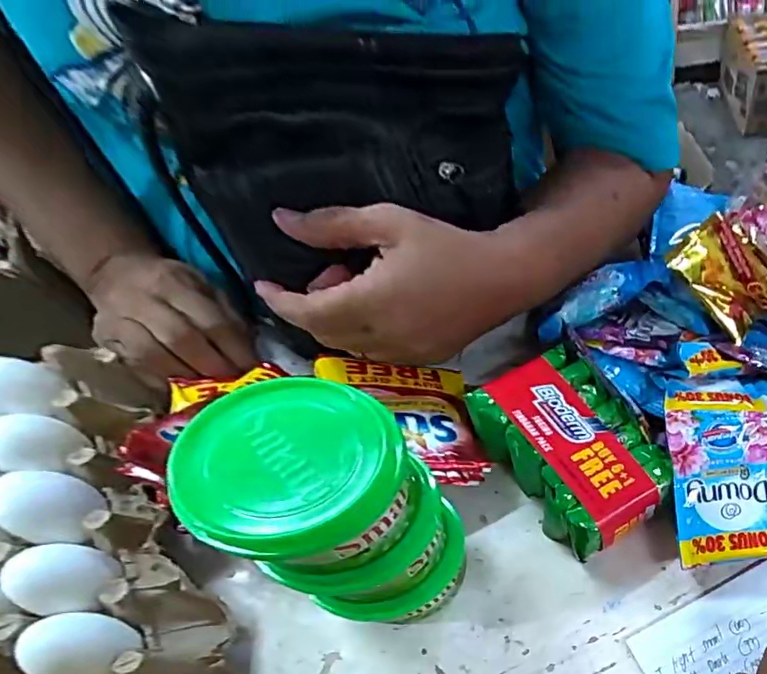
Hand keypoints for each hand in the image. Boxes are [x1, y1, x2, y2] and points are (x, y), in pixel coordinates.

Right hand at [85, 253, 255, 377]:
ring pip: (153, 354)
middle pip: (182, 339)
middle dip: (213, 366)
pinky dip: (162, 379)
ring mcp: (116, 316)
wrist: (116, 273)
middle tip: (234, 384)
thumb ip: (230, 320)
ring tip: (211, 389)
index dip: (236, 351)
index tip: (253, 370)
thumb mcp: (209, 292)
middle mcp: (143, 298)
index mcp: (177, 283)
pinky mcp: (103, 335)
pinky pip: (135, 364)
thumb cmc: (177, 290)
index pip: (213, 322)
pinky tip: (182, 389)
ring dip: (187, 376)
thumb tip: (253, 357)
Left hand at [253, 205, 521, 363]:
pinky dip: (366, 336)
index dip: (279, 301)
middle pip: (325, 334)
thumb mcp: (388, 222)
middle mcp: (384, 338)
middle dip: (313, 308)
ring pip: (352, 348)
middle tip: (332, 273)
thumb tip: (282, 221)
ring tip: (360, 289)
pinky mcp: (426, 358)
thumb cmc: (447, 245)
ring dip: (340, 323)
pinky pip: (380, 354)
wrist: (503, 278)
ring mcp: (407, 353)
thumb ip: (332, 225)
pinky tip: (383, 310)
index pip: (306, 313)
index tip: (263, 284)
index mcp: (369, 304)